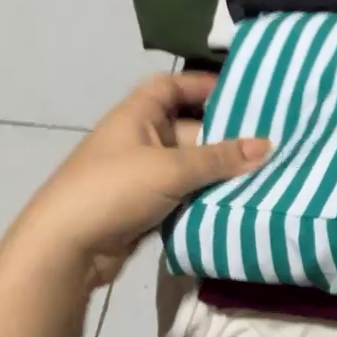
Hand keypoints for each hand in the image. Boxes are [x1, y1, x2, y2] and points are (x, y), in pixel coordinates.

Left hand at [9, 73, 270, 286]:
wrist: (65, 250)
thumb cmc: (113, 190)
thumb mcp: (172, 168)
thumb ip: (221, 158)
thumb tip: (268, 145)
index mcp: (137, 115)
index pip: (172, 86)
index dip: (204, 86)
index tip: (243, 93)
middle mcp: (141, 139)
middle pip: (191, 128)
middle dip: (226, 136)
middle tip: (271, 140)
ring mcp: (143, 175)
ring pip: (193, 165)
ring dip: (222, 171)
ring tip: (267, 171)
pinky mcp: (147, 207)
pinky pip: (187, 193)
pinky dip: (209, 196)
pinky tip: (242, 199)